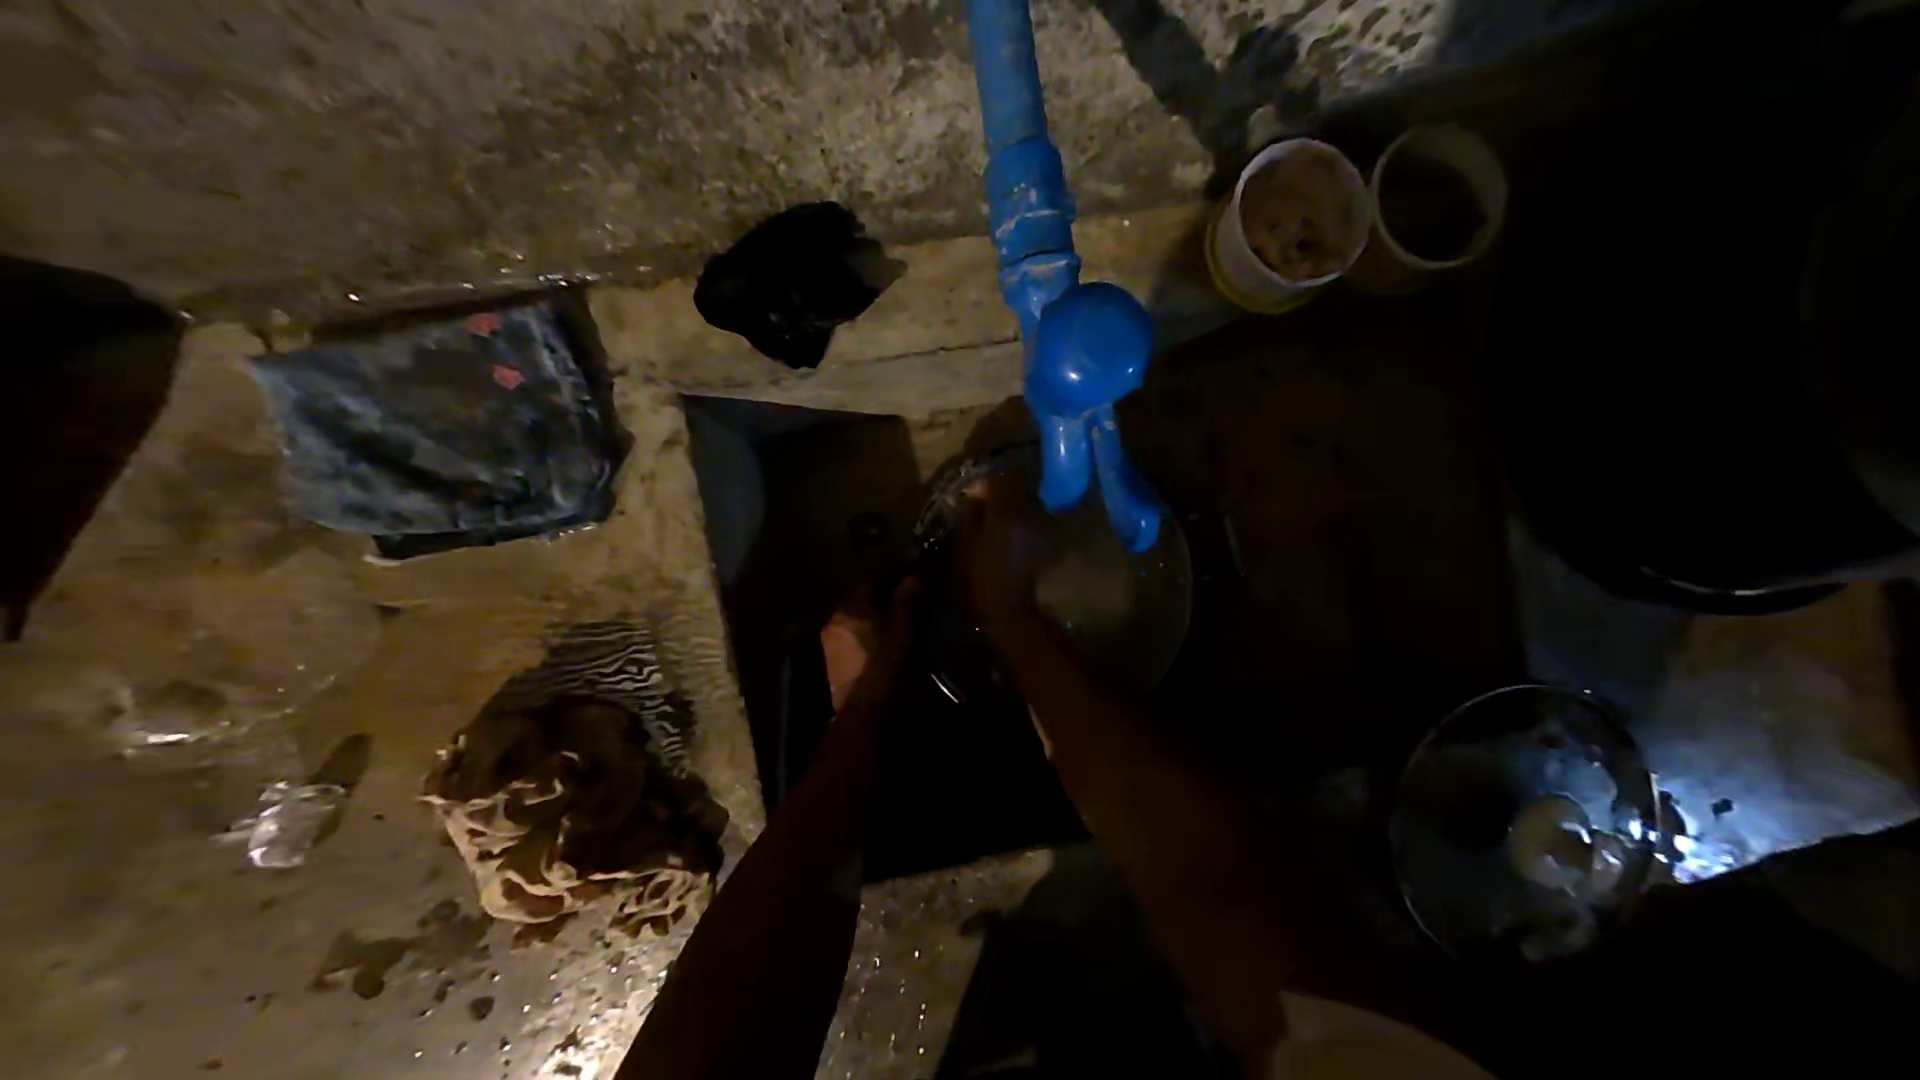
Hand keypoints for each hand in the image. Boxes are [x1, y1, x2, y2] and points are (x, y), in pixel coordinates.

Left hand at [820, 576, 918, 712]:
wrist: (865, 713)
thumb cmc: (887, 666)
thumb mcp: (904, 632)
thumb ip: (906, 602)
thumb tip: (911, 578)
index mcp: (852, 606)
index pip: (869, 576)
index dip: (889, 568)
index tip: (906, 564)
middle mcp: (834, 618)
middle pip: (858, 595)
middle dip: (879, 589)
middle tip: (901, 588)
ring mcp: (829, 639)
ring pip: (852, 615)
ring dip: (870, 610)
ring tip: (891, 614)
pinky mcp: (831, 659)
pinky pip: (848, 632)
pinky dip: (863, 627)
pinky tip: (877, 636)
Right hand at [959, 476, 1044, 647]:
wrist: (1009, 607)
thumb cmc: (981, 577)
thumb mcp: (966, 543)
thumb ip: (972, 513)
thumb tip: (976, 495)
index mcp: (1005, 512)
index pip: (999, 480)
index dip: (985, 483)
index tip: (972, 495)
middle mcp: (1027, 512)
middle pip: (1015, 488)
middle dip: (999, 492)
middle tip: (983, 505)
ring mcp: (1040, 525)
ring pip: (1025, 501)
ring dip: (1011, 505)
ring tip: (995, 520)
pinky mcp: (1045, 538)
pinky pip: (1031, 518)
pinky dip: (1020, 520)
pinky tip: (1009, 534)